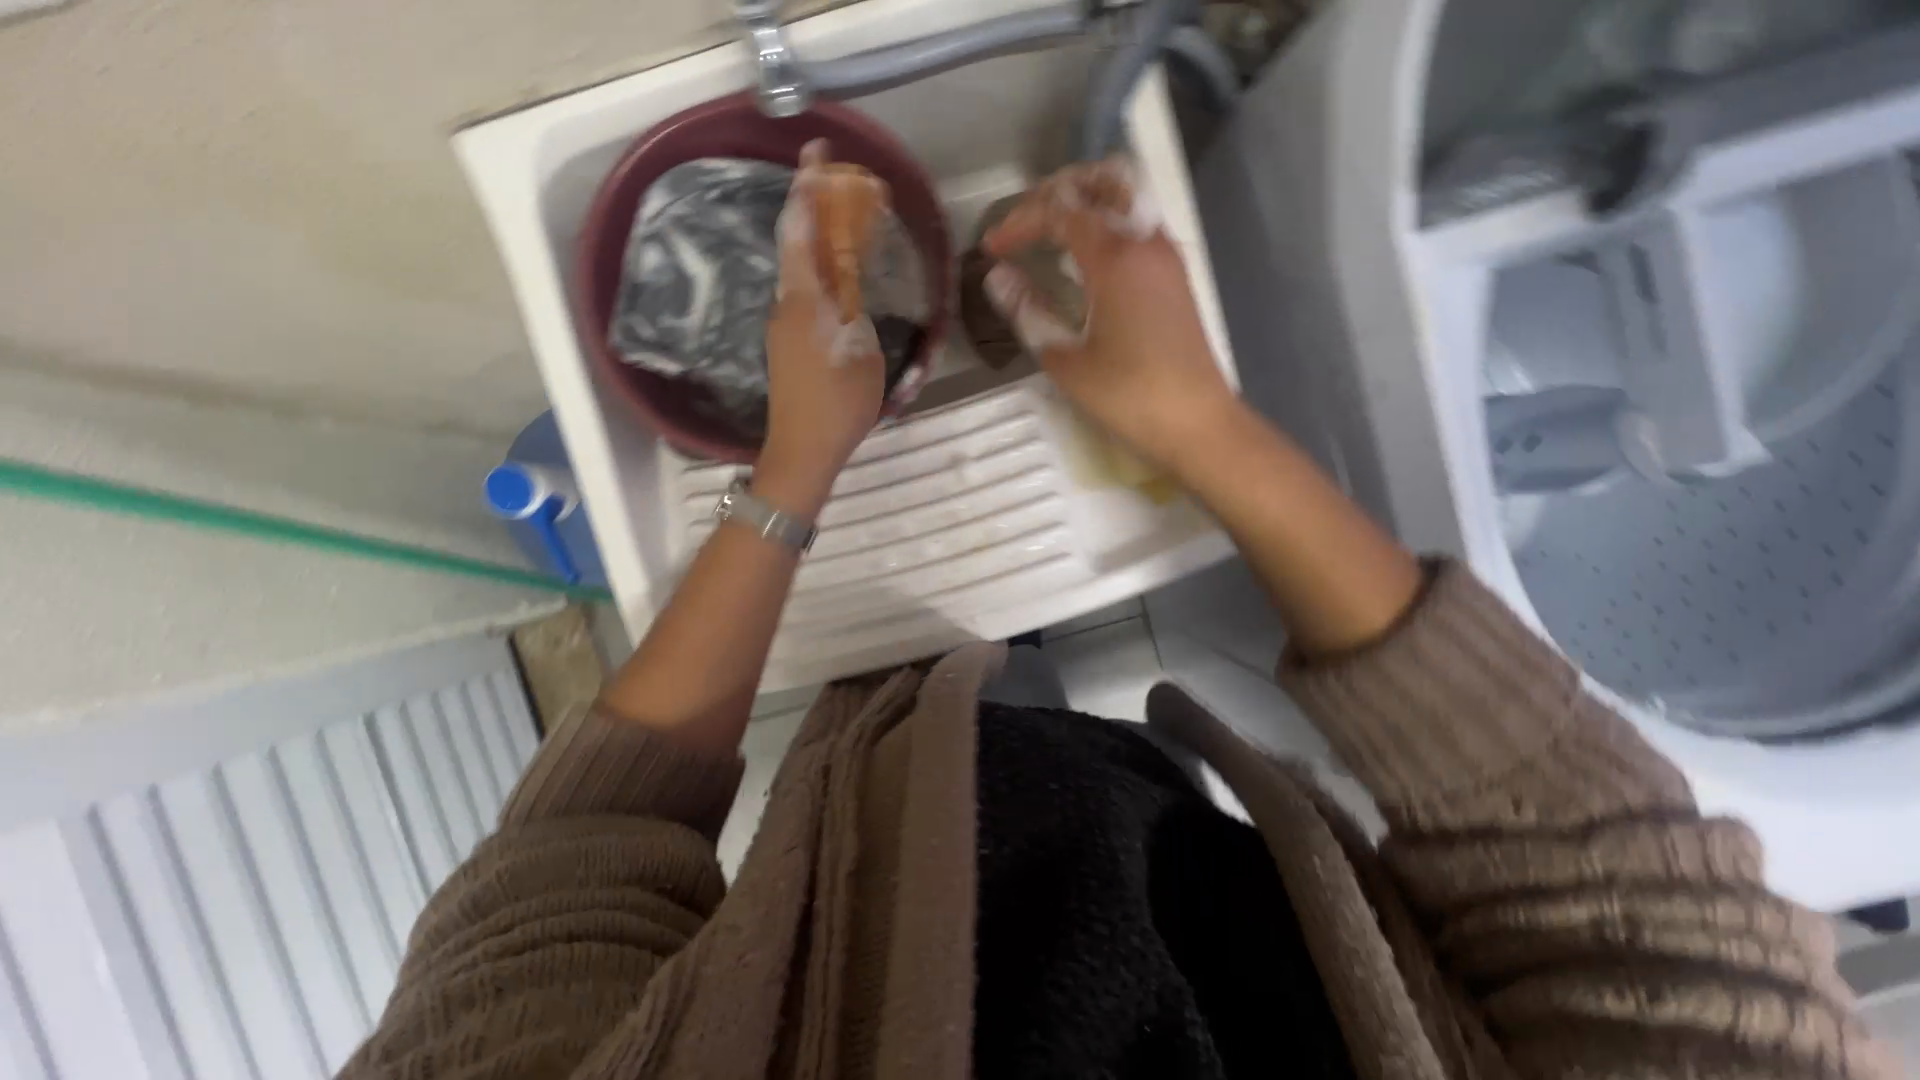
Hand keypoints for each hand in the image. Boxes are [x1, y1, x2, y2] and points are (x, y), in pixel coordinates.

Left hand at [761, 139, 887, 507]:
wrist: (803, 450)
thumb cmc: (839, 402)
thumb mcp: (862, 349)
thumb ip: (857, 306)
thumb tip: (852, 277)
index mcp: (805, 300)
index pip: (802, 232)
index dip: (808, 190)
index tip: (815, 152)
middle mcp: (786, 305)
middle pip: (797, 245)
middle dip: (813, 207)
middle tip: (834, 177)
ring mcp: (783, 326)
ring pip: (800, 270)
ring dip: (818, 240)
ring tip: (844, 222)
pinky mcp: (787, 345)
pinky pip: (804, 293)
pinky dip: (820, 272)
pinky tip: (839, 276)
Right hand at [982, 159, 1239, 473]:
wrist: (1196, 422)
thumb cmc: (1128, 396)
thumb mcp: (1066, 360)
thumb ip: (1029, 311)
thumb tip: (998, 277)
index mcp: (1116, 257)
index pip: (1061, 211)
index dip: (1020, 222)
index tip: (992, 248)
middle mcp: (1146, 242)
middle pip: (1106, 179)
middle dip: (1061, 188)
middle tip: (1028, 216)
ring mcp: (1166, 255)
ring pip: (1129, 197)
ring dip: (1088, 200)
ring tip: (1052, 228)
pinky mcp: (1174, 275)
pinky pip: (1139, 225)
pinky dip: (1108, 223)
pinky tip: (1083, 256)